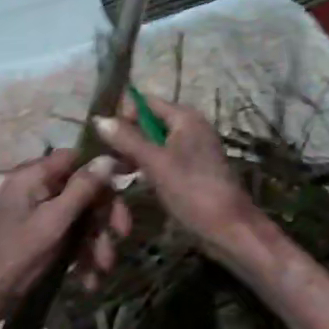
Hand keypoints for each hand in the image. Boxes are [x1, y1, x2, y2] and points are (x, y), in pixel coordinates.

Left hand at [0, 150, 132, 320]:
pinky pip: (70, 234)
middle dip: (103, 216)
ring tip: (102, 270)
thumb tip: (108, 158)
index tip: (128, 186)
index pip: (78, 158)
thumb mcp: (54, 221)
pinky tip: (89, 279)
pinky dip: (82, 253)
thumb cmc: (16, 255)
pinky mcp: (41, 234)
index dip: (104, 170)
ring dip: (96, 241)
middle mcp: (37, 186)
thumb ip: (82, 189)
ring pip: (80, 215)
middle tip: (121, 236)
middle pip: (84, 189)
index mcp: (34, 174)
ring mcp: (39, 211)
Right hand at [93, 95, 261, 263]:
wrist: (228, 227)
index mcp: (185, 117)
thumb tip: (99, 118)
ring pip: (155, 142)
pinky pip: (164, 157)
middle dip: (128, 136)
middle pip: (150, 121)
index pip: (146, 102)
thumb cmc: (191, 190)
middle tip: (107, 159)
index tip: (106, 138)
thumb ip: (127, 139)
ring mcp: (193, 148)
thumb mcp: (155, 162)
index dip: (123, 114)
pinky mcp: (193, 168)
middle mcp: (190, 126)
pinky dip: (148, 165)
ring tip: (115, 171)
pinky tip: (133, 180)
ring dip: (135, 153)